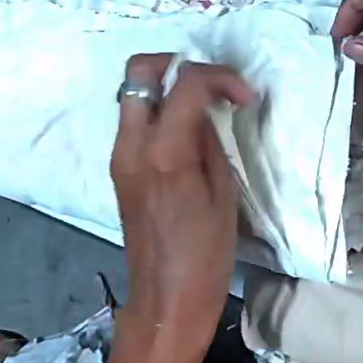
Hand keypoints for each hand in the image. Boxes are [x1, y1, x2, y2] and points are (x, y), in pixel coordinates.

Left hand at [110, 54, 253, 362]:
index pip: (185, 82)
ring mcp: (119, 155)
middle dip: (176, 64)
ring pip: (132, 92)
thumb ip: (209, 141)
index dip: (220, 76)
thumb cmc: (206, 254)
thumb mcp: (223, 192)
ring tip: (202, 105)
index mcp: (165, 152)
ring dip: (166, 86)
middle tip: (210, 84)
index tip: (244, 95)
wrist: (165, 298)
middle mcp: (132, 145)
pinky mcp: (118, 168)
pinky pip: (133, 119)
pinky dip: (158, 110)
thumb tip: (204, 111)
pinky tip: (186, 130)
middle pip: (138, 70)